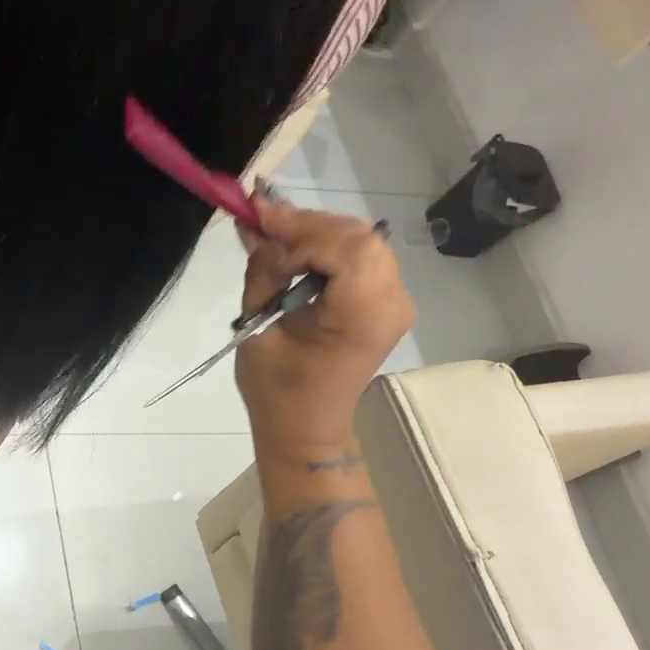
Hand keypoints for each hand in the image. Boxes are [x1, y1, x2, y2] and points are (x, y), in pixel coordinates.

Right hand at [233, 194, 415, 454]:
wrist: (305, 429)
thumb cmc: (277, 391)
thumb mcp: (259, 332)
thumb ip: (263, 275)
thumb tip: (255, 227)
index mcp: (364, 313)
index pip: (347, 246)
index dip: (303, 227)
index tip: (258, 220)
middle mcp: (392, 301)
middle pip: (358, 237)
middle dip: (307, 225)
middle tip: (261, 223)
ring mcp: (394, 300)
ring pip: (360, 242)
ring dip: (315, 235)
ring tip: (272, 238)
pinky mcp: (383, 301)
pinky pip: (359, 259)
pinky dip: (325, 250)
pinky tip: (293, 255)